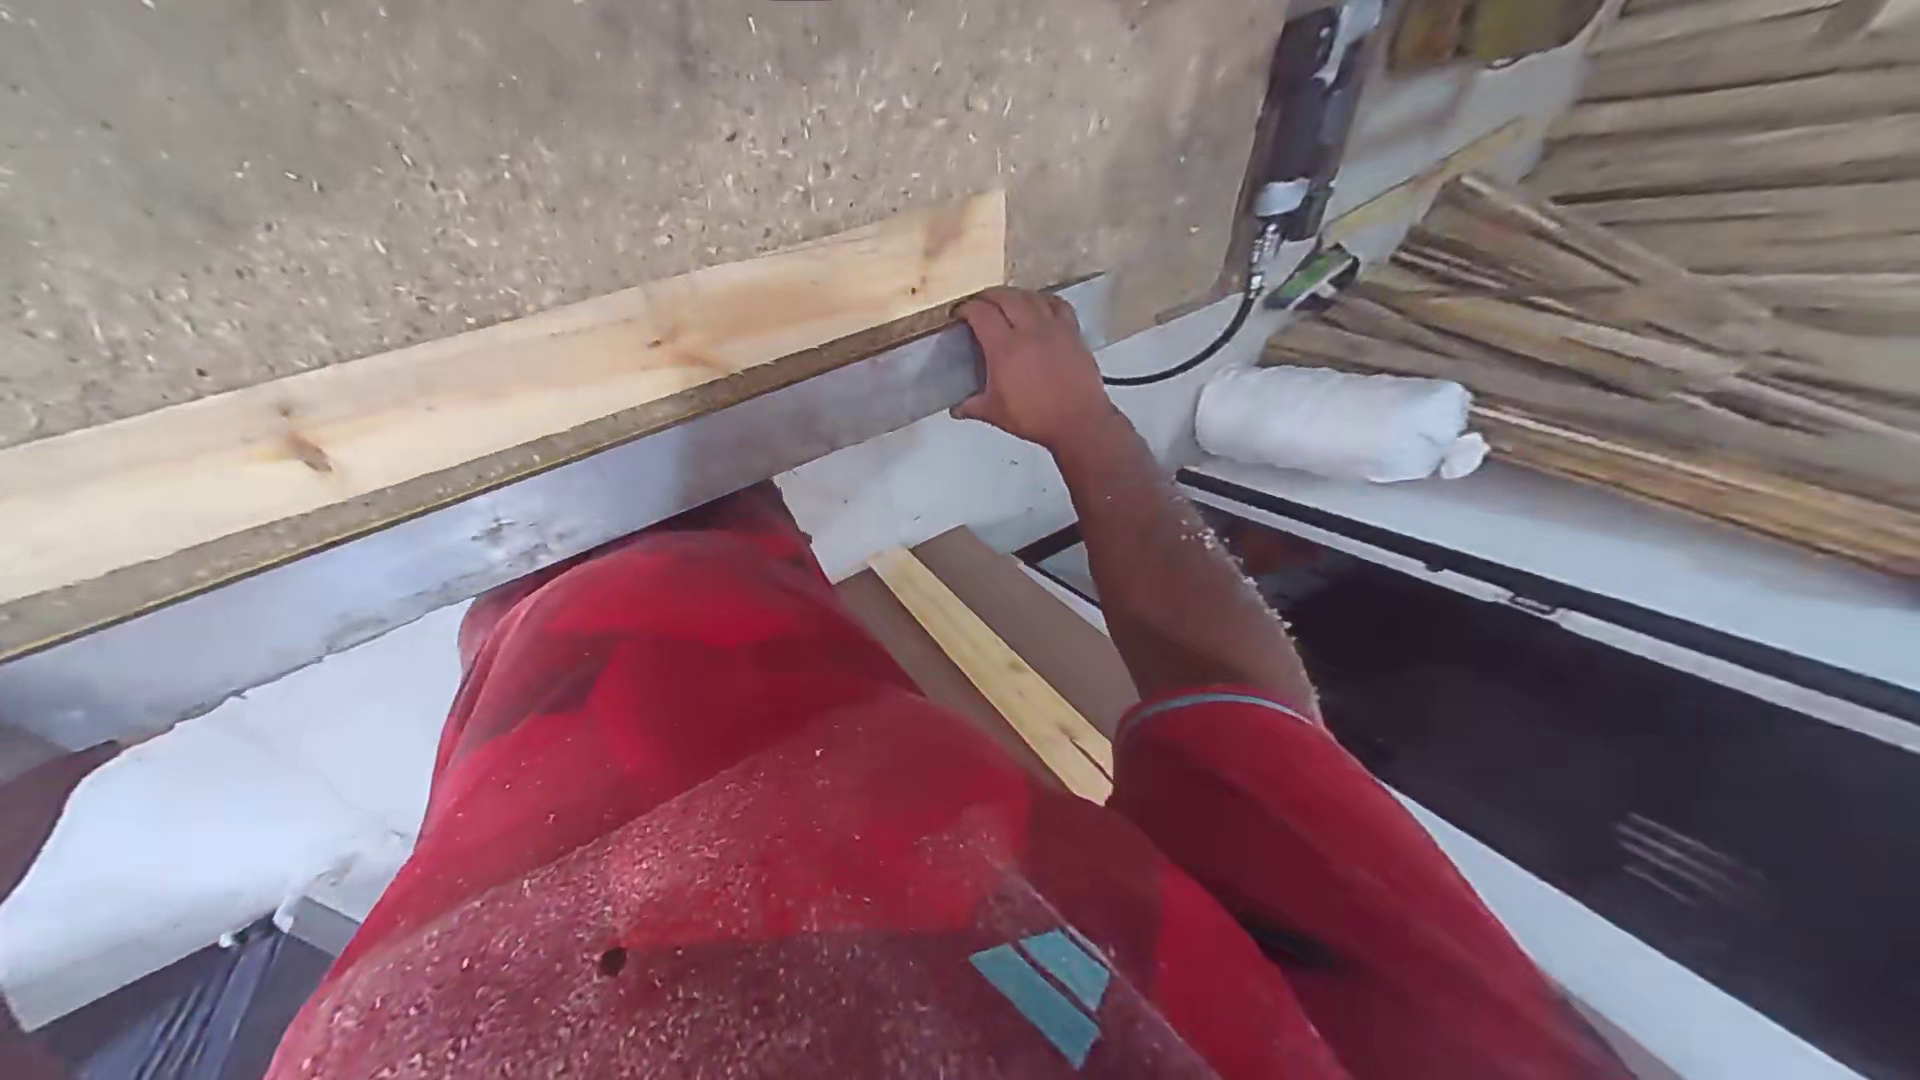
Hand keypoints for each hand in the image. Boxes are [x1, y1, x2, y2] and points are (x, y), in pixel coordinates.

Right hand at [950, 287, 1124, 451]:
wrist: (1077, 421)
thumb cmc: (1037, 418)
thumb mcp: (996, 413)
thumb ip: (973, 406)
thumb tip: (957, 409)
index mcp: (1005, 348)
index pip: (981, 313)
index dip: (966, 308)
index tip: (960, 312)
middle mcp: (1029, 331)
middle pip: (1005, 297)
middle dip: (988, 296)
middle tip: (979, 303)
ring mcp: (1053, 329)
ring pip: (1031, 297)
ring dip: (1015, 295)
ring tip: (1006, 301)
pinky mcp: (1072, 333)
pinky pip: (1058, 305)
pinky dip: (1046, 300)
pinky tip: (1041, 305)